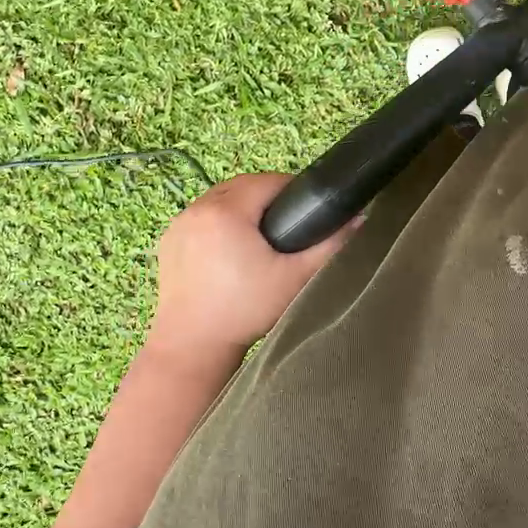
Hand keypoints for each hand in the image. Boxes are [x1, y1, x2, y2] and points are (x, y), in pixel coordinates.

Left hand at [148, 173, 351, 374]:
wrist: (192, 346)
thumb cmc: (246, 309)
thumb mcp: (296, 277)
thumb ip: (330, 245)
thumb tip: (359, 218)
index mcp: (227, 210)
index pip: (269, 181)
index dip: (293, 192)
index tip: (307, 215)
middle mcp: (198, 209)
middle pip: (243, 186)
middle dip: (268, 198)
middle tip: (290, 226)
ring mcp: (179, 224)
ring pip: (221, 200)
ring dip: (244, 208)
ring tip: (264, 237)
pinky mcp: (168, 241)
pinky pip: (202, 217)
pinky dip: (220, 223)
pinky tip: (234, 248)